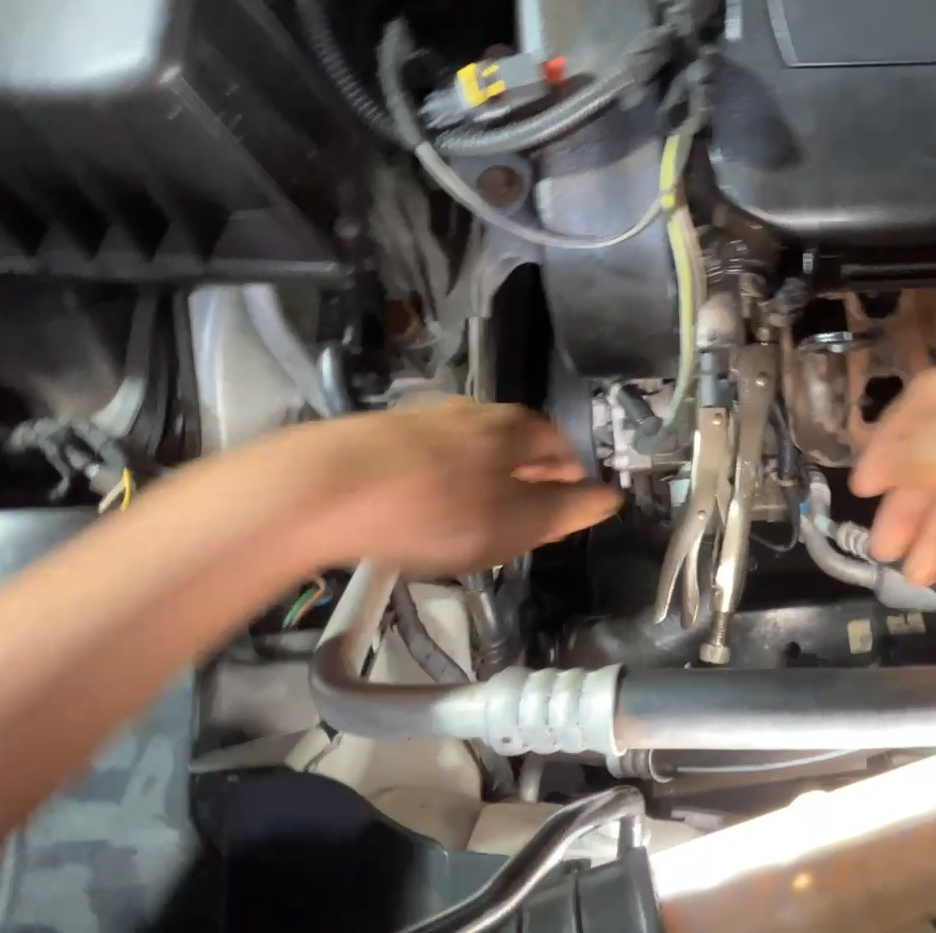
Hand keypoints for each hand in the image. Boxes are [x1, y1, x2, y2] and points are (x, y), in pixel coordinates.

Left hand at [259, 399, 621, 576]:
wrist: (325, 488)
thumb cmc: (439, 508)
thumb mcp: (518, 522)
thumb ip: (568, 510)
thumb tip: (610, 497)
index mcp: (518, 426)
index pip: (564, 447)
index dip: (571, 481)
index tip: (565, 514)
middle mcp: (476, 411)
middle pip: (517, 446)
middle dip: (526, 481)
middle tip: (522, 524)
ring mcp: (425, 419)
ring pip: (472, 452)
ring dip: (482, 482)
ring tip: (472, 523)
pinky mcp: (383, 436)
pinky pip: (430, 461)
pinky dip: (439, 485)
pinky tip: (423, 513)